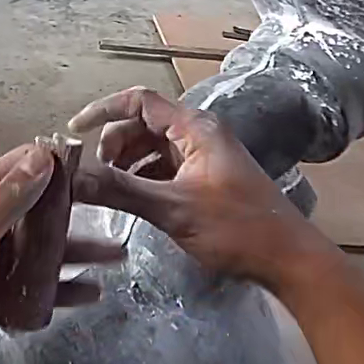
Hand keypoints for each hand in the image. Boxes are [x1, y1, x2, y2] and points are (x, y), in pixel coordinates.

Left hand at [0, 143, 123, 363]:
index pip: (16, 170)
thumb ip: (4, 202)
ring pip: (36, 254)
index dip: (52, 164)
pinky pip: (30, 291)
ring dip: (73, 253)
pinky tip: (90, 295)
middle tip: (118, 213)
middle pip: (32, 213)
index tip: (95, 164)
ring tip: (118, 256)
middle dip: (72, 212)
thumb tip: (40, 156)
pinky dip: (57, 291)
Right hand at [66, 86, 338, 292]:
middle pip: (141, 124)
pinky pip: (163, 166)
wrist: (290, 261)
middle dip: (114, 145)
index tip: (75, 131)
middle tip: (97, 174)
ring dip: (126, 163)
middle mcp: (198, 133)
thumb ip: (119, 190)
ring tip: (111, 189)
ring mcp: (203, 155)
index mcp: (194, 128)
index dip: (103, 111)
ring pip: (150, 147)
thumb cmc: (236, 228)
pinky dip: (142, 177)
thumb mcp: (172, 208)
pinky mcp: (205, 177)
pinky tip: (133, 199)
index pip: (138, 101)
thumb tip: (72, 179)